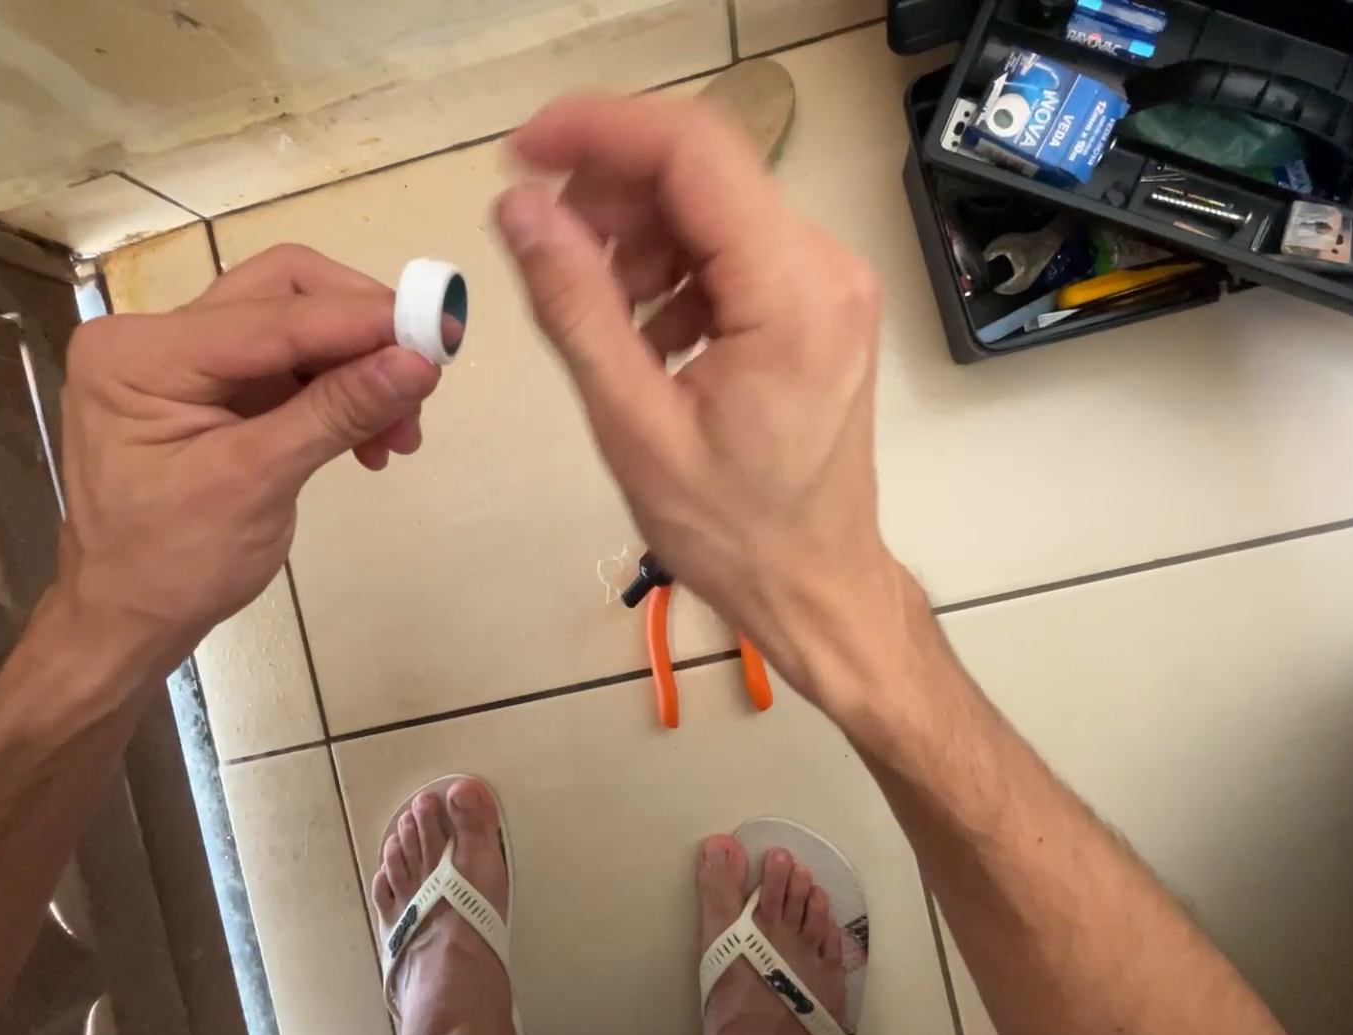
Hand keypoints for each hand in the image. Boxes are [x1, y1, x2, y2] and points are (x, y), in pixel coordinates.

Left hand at [52, 244, 441, 677]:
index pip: (273, 314)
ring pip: (304, 330)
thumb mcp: (257, 483)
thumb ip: (337, 413)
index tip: (442, 331)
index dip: (364, 318)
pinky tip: (373, 442)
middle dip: (364, 329)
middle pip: (286, 293)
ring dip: (366, 369)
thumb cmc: (175, 562)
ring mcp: (194, 363)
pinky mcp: (226, 391)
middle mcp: (162, 339)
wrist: (132, 614)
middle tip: (422, 374)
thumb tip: (419, 363)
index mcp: (143, 354)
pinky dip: (350, 396)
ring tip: (402, 433)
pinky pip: (304, 370)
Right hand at [493, 96, 907, 701]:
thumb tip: (521, 210)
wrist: (814, 584)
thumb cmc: (733, 532)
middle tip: (552, 253)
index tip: (521, 156)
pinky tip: (652, 338)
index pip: (692, 151)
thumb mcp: (636, 427)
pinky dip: (680, 278)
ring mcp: (831, 289)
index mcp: (791, 294)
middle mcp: (827, 270)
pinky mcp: (820, 313)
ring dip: (643, 243)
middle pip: (705, 176)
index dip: (597, 132)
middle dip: (614, 198)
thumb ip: (576, 308)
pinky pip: (737, 259)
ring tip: (603, 318)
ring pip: (716, 214)